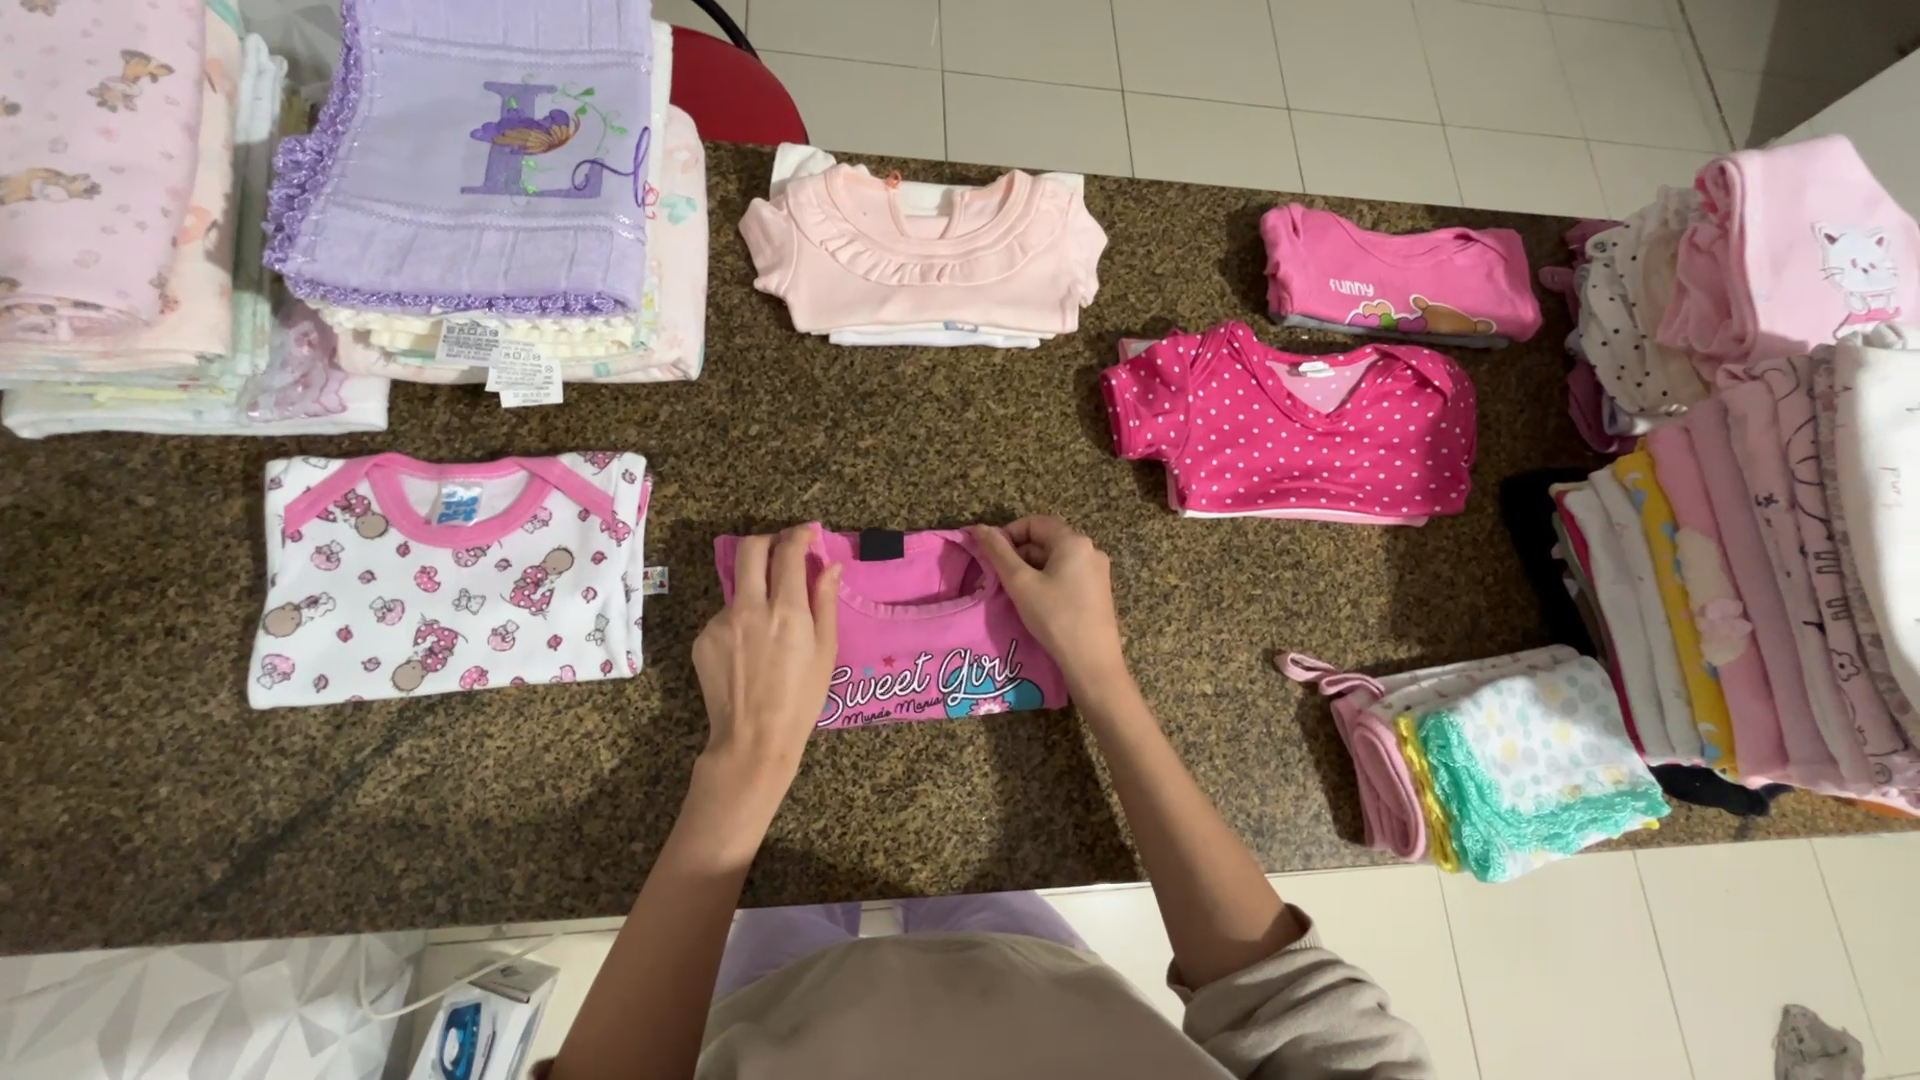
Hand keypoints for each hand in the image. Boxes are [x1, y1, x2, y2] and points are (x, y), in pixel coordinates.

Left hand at [692, 526, 840, 796]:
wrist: (754, 738)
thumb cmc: (802, 698)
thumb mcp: (826, 650)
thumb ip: (826, 601)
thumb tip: (830, 565)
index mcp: (787, 610)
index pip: (788, 552)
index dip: (798, 535)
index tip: (806, 535)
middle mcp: (750, 608)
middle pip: (749, 549)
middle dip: (766, 541)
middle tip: (780, 552)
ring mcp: (720, 622)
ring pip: (738, 587)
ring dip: (754, 590)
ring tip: (768, 625)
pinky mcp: (702, 638)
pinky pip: (724, 616)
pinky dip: (739, 620)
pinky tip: (749, 650)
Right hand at [970, 517, 1128, 693]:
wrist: (1092, 661)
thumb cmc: (1054, 617)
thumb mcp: (1020, 583)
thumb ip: (998, 552)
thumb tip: (979, 528)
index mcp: (1074, 541)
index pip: (1034, 523)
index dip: (1008, 534)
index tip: (991, 557)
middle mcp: (1090, 550)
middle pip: (1045, 540)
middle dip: (1018, 555)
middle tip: (998, 579)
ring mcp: (1097, 571)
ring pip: (1055, 560)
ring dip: (1030, 570)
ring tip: (1014, 593)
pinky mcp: (1098, 591)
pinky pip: (1067, 575)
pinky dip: (1046, 581)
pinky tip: (1036, 603)